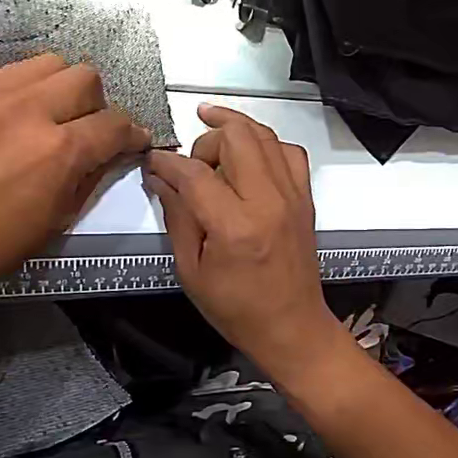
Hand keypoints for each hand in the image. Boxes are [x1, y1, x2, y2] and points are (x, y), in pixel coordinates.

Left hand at [0, 55, 150, 304]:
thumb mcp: (53, 221)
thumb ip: (88, 179)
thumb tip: (108, 155)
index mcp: (59, 151)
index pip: (115, 124)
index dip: (132, 133)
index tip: (133, 141)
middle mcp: (32, 110)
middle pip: (86, 78)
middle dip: (97, 105)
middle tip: (87, 129)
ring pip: (51, 63)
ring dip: (63, 86)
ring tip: (53, 112)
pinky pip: (12, 71)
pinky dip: (27, 86)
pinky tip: (18, 112)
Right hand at [143, 105, 342, 370]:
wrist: (292, 328)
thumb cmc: (236, 308)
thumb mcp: (191, 269)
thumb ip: (176, 217)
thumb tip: (160, 178)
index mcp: (235, 226)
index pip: (195, 173)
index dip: (167, 162)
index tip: (152, 162)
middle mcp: (268, 201)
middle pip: (236, 137)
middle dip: (205, 138)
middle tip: (190, 159)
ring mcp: (292, 195)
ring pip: (264, 135)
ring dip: (234, 129)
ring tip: (211, 133)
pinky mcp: (305, 197)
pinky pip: (288, 150)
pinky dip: (265, 143)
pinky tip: (248, 154)